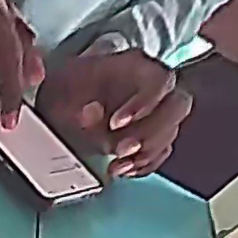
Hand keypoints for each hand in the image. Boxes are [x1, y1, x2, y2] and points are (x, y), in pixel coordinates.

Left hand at [37, 52, 193, 176]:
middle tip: (121, 151)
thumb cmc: (66, 90)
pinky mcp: (149, 134)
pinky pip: (161, 151)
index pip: (160, 81)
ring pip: (171, 131)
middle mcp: (153, 87)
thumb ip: (78, 100)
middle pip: (176, 107)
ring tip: (117, 165)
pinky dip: (145, 163)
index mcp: (135, 67)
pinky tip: (124, 169)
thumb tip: (91, 112)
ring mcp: (154, 111)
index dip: (143, 104)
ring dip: (146, 153)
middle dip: (151, 133)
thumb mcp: (64, 91)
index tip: (115, 124)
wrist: (60, 99)